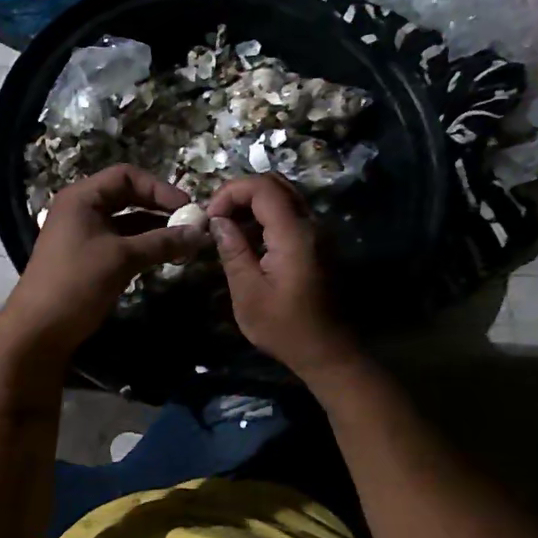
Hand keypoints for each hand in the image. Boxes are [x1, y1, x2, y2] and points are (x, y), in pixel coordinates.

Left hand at [1, 165, 207, 349]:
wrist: (39, 329)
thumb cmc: (76, 283)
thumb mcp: (121, 258)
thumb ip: (162, 242)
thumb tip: (201, 232)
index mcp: (82, 198)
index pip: (126, 176)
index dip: (159, 188)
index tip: (187, 208)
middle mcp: (81, 209)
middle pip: (127, 197)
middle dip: (160, 209)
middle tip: (191, 225)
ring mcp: (82, 234)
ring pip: (126, 222)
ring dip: (155, 230)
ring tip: (186, 244)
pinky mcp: (87, 258)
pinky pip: (120, 243)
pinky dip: (142, 247)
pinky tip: (165, 257)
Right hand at [206, 174, 358, 376]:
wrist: (328, 352)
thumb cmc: (285, 328)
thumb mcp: (248, 293)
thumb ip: (233, 251)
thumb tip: (217, 222)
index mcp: (294, 235)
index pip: (262, 188)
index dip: (230, 192)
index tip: (209, 217)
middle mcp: (312, 226)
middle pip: (276, 185)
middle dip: (240, 193)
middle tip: (215, 217)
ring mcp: (318, 234)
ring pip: (283, 198)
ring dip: (251, 205)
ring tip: (225, 229)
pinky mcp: (317, 245)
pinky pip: (289, 216)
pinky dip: (264, 218)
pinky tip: (245, 241)